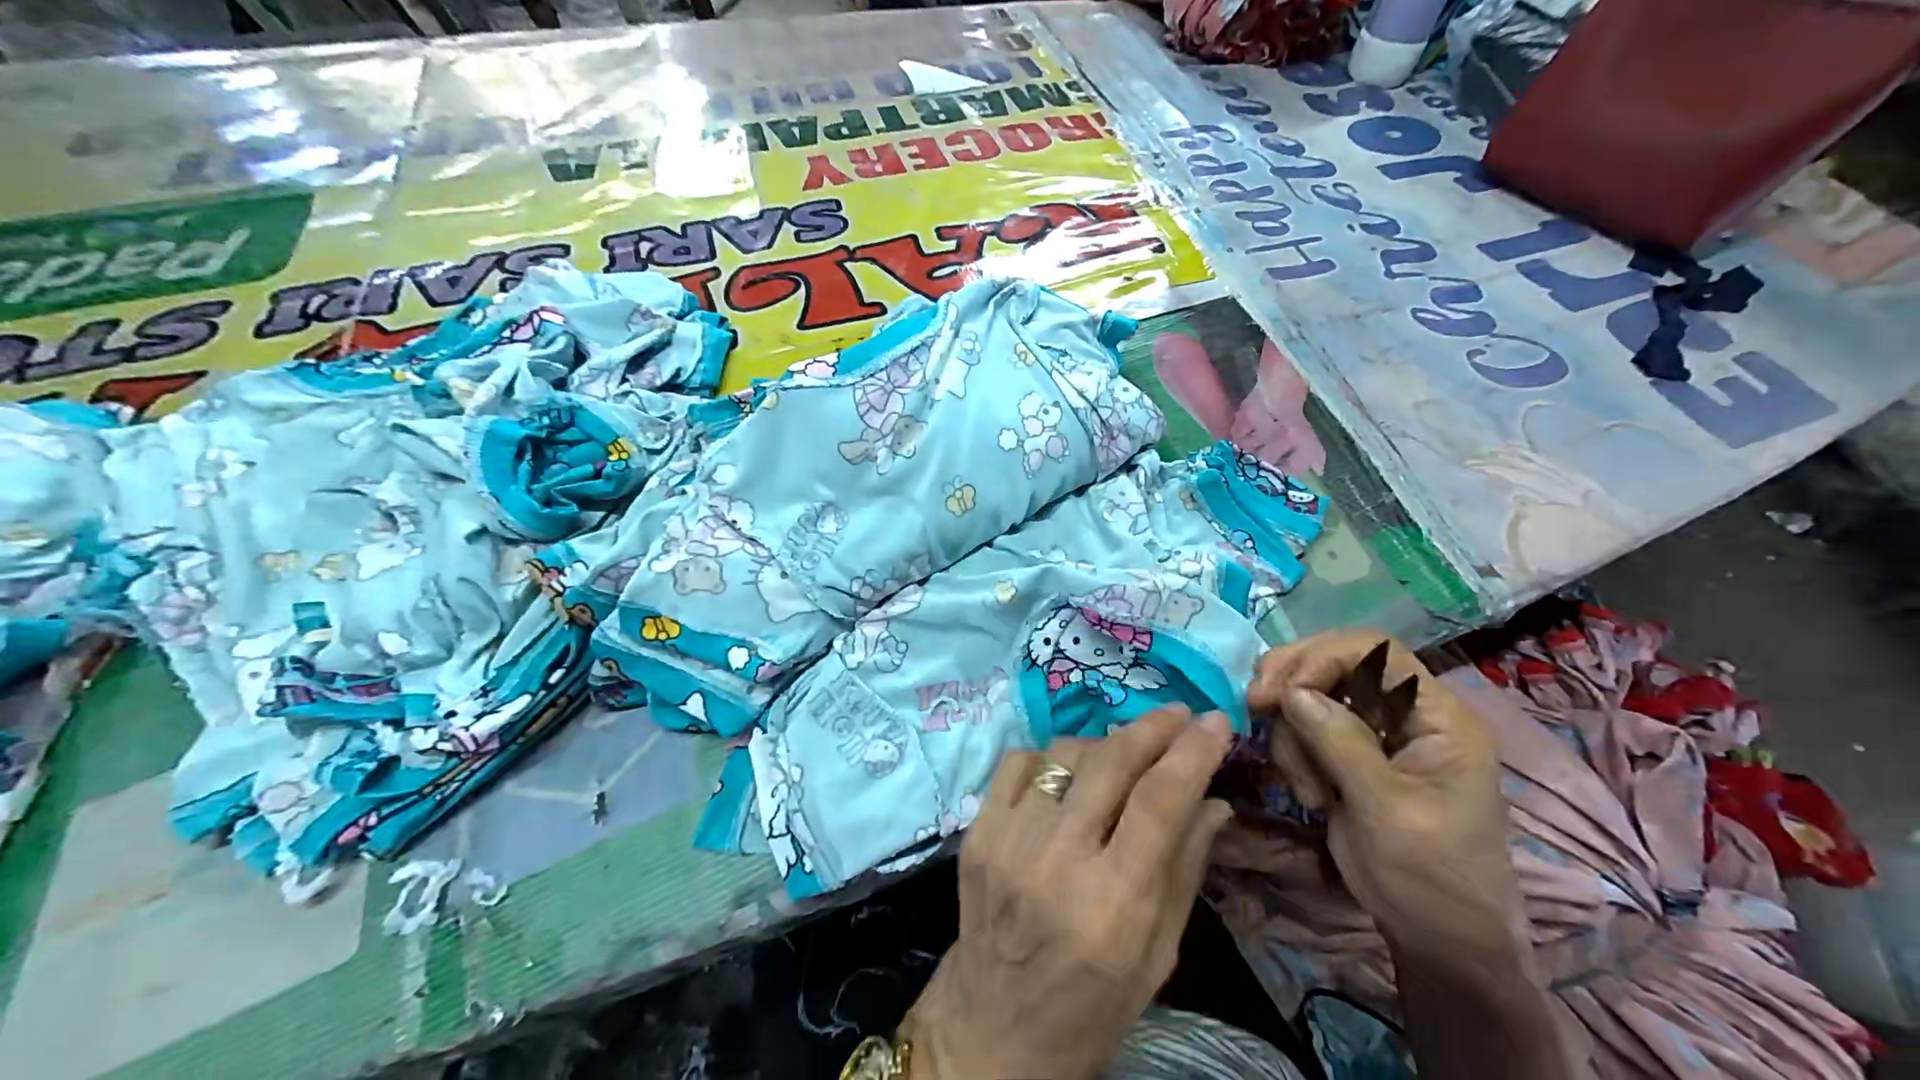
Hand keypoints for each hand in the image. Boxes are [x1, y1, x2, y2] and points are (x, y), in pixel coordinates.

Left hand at [903, 706, 1234, 1079]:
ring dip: (1104, 743)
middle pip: (1109, 763)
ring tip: (1127, 751)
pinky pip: (1018, 763)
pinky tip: (1070, 771)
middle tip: (1177, 715)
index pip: (1159, 803)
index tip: (1216, 721)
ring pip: (1064, 755)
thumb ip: (1184, 869)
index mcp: (1112, 906)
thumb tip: (1215, 800)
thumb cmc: (1092, 1004)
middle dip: (1152, 729)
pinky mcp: (976, 833)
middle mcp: (1056, 863)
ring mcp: (1007, 842)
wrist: (994, 1026)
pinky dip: (1051, 756)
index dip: (1192, 752)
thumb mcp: (1157, 955)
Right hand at [1247, 631, 1524, 963]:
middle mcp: (1406, 713)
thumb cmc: (1431, 877)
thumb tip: (1292, 692)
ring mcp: (1375, 733)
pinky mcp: (1348, 755)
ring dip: (1292, 733)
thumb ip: (1342, 744)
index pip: (1376, 652)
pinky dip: (1292, 752)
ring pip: (1311, 696)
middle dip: (1292, 684)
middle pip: (1336, 663)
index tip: (1279, 692)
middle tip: (1256, 707)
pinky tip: (1308, 794)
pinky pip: (1304, 729)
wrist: (1438, 938)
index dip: (1322, 658)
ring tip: (1306, 789)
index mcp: (1438, 717)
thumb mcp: (1387, 811)